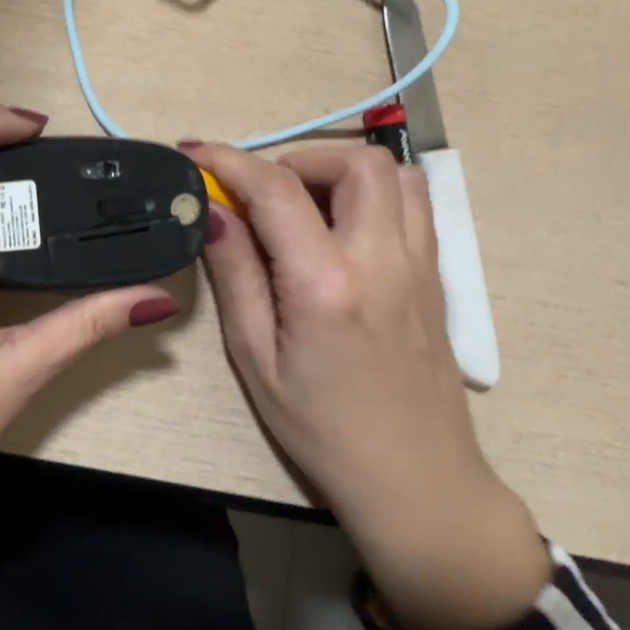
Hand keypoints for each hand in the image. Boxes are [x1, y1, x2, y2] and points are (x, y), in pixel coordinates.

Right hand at [190, 143, 548, 629]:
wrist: (414, 476)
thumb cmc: (319, 426)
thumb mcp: (254, 356)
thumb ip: (235, 275)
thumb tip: (213, 214)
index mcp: (326, 283)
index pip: (277, 191)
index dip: (229, 161)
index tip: (193, 153)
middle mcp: (383, 260)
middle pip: (354, 164)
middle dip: (294, 161)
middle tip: (256, 192)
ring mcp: (421, 265)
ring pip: (396, 176)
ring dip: (340, 173)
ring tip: (298, 207)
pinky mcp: (437, 278)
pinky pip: (414, 207)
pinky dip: (372, 195)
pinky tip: (336, 231)